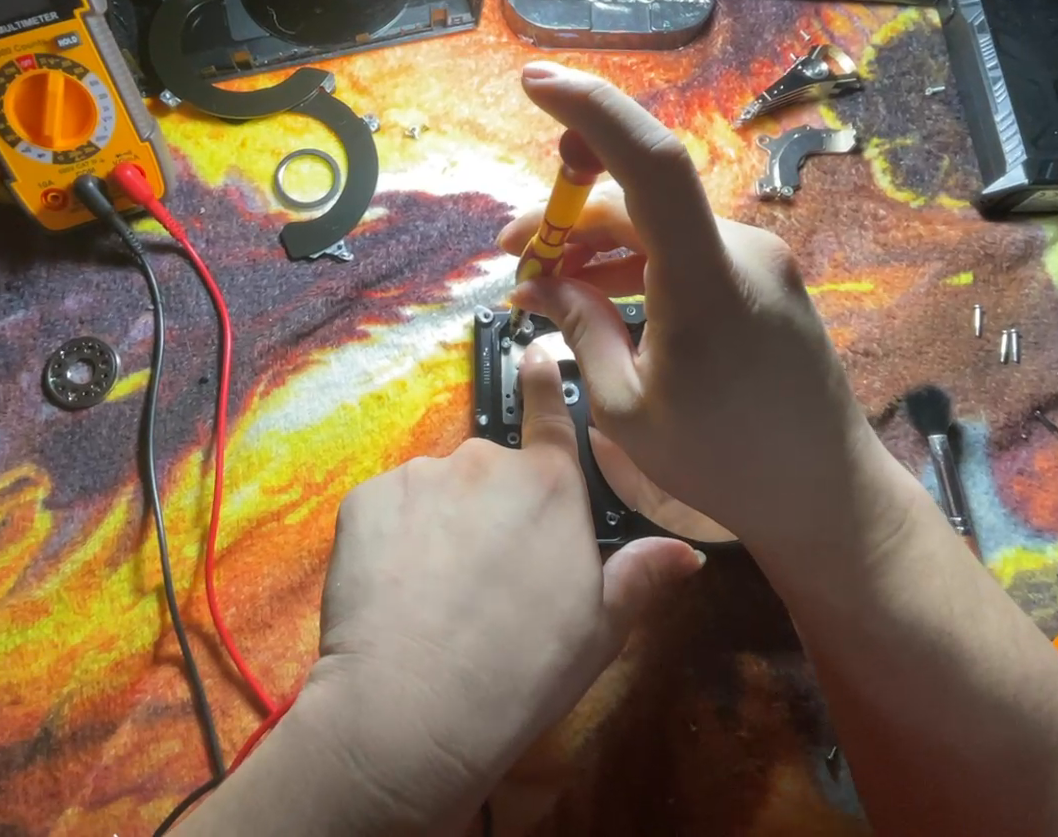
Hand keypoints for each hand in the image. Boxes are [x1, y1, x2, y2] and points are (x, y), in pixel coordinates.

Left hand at [297, 347, 701, 830]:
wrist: (413, 706)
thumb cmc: (522, 671)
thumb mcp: (598, 631)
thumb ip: (640, 577)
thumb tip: (688, 551)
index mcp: (549, 487)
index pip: (550, 413)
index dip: (544, 381)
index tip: (534, 352)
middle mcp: (486, 462)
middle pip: (489, 469)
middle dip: (487, 507)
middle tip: (480, 574)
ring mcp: (423, 474)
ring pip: (436, 489)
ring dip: (438, 523)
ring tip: (433, 590)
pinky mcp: (369, 495)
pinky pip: (389, 507)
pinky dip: (392, 536)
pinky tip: (395, 587)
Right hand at [497, 62, 914, 570]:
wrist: (825, 495)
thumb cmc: (723, 462)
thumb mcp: (627, 406)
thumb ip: (581, 329)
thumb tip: (538, 286)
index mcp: (706, 279)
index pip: (650, 163)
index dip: (591, 110)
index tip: (533, 85)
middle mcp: (737, 250)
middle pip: (636, 199)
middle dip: (564, 217)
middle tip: (512, 254)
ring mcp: (754, 262)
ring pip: (656, 226)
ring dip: (596, 244)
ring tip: (543, 281)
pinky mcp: (759, 280)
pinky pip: (682, 252)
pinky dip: (634, 263)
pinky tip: (597, 293)